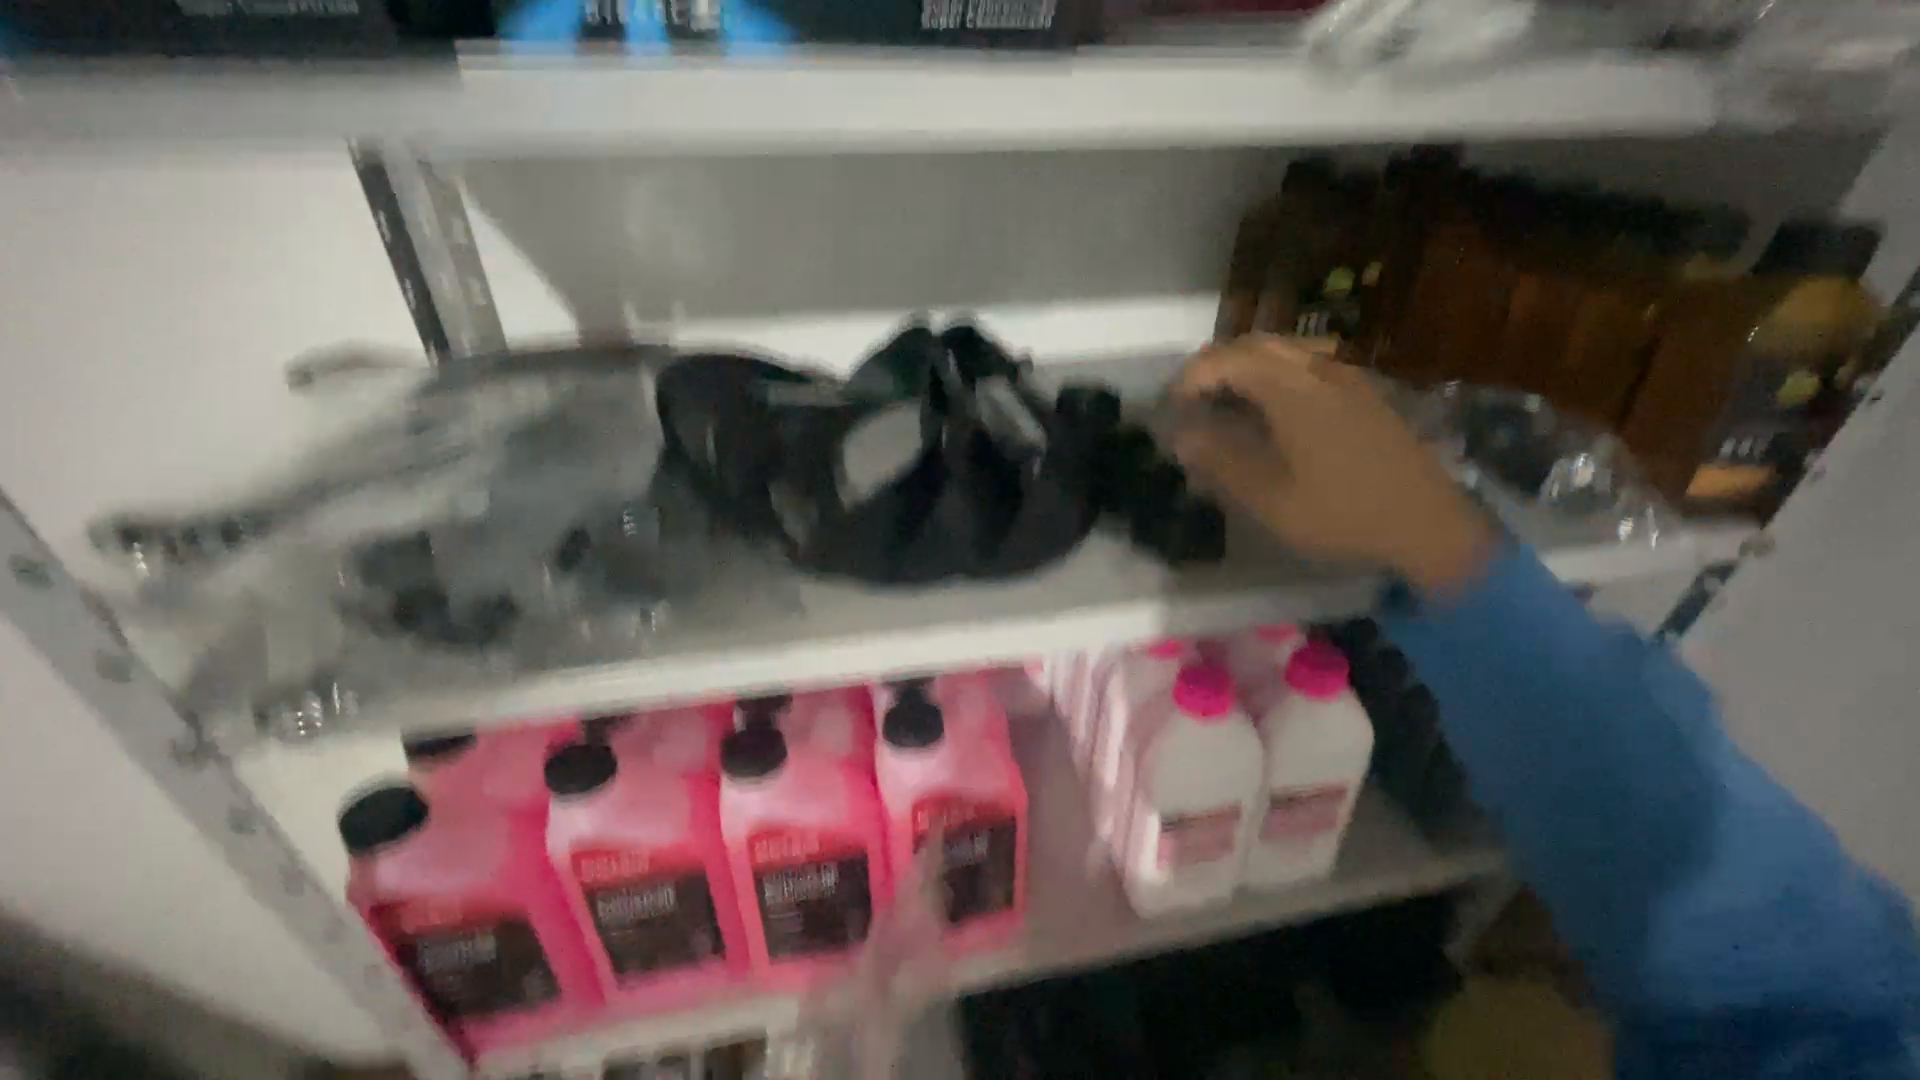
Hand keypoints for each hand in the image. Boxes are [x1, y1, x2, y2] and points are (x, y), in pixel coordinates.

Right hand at [1168, 336, 1496, 593]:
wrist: (1429, 525)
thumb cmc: (1342, 514)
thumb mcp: (1270, 500)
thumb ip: (1221, 462)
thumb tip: (1182, 436)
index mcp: (1292, 390)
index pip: (1228, 360)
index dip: (1192, 377)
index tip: (1171, 406)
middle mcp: (1320, 371)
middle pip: (1256, 344)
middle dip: (1216, 364)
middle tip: (1193, 399)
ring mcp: (1348, 379)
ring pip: (1286, 350)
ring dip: (1248, 366)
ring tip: (1227, 402)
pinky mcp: (1365, 394)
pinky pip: (1310, 364)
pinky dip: (1278, 374)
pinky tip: (1274, 411)